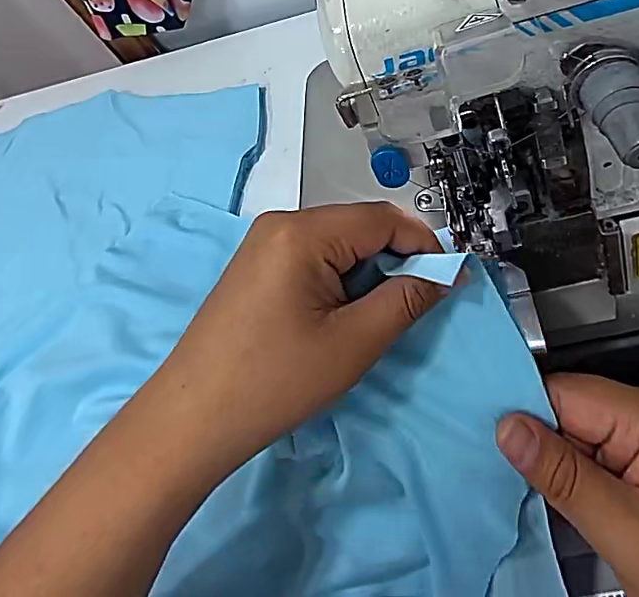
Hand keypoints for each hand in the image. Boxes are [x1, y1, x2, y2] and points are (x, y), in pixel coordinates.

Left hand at [146, 202, 450, 470]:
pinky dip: (339, 276)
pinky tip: (339, 313)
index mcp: (302, 231)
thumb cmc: (273, 381)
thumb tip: (445, 275)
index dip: (422, 245)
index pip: (382, 219)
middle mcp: (281, 223)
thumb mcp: (352, 343)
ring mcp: (264, 241)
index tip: (447, 280)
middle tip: (412, 304)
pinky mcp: (257, 263)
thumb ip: (406, 300)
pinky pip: (314, 254)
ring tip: (373, 316)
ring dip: (367, 270)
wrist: (191, 420)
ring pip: (338, 241)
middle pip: (359, 226)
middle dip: (394, 259)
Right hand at [497, 374, 638, 596]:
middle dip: (531, 439)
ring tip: (520, 488)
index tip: (483, 433)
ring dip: (546, 463)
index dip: (522, 412)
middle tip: (496, 470)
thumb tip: (509, 427)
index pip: (562, 391)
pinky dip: (563, 478)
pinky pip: (585, 458)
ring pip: (570, 435)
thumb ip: (567, 477)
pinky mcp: (637, 468)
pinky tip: (548, 497)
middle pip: (564, 409)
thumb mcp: (634, 535)